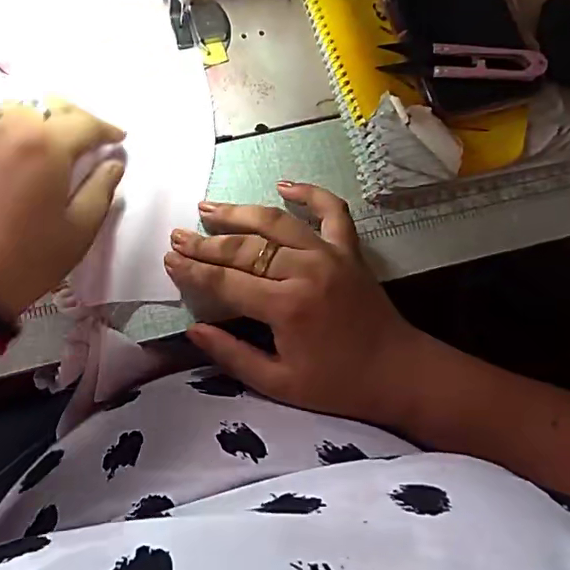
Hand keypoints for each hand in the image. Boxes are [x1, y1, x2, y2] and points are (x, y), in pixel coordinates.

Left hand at [0, 99, 125, 317]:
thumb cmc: (27, 258)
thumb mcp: (79, 229)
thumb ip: (101, 188)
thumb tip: (112, 164)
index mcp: (46, 144)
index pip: (85, 123)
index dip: (107, 130)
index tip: (119, 140)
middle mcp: (12, 129)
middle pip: (50, 108)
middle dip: (76, 120)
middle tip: (92, 139)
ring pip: (19, 111)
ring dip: (44, 120)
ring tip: (57, 140)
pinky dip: (14, 128)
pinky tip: (20, 148)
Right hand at [164, 183, 430, 428]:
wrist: (400, 373)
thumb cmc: (338, 386)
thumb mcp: (280, 384)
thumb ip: (233, 355)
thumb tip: (193, 330)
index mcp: (287, 308)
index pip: (227, 281)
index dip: (194, 270)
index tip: (169, 259)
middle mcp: (306, 271)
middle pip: (246, 249)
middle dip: (207, 242)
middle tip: (178, 235)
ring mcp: (331, 255)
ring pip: (277, 223)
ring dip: (240, 212)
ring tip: (209, 206)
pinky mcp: (350, 250)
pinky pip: (332, 211)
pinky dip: (310, 193)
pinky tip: (284, 183)